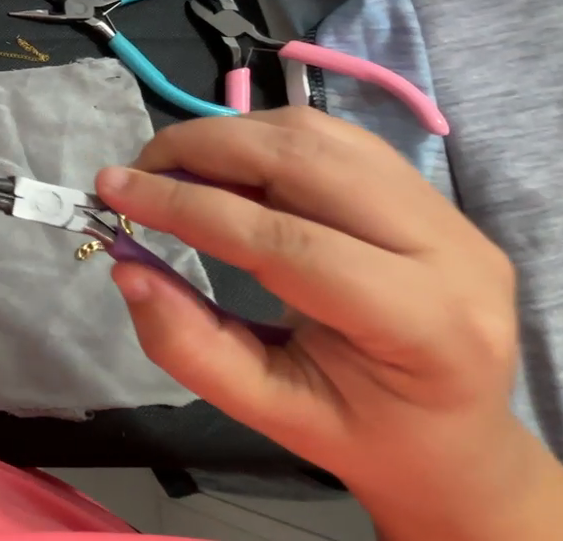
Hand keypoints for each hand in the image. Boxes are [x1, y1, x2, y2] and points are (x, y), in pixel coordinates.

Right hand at [99, 107, 562, 538]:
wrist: (451, 428)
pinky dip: (253, 135)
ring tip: (171, 170)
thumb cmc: (356, 427)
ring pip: (312, 135)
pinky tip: (221, 167)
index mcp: (425, 327)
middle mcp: (450, 253)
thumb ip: (188, 345)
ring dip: (223, 138)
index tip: (110, 189)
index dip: (186, 206)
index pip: (285, 242)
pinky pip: (325, 134)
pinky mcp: (420, 188)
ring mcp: (443, 212)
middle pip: (303, 163)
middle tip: (133, 175)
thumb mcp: (266, 410)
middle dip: (197, 151)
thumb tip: (125, 268)